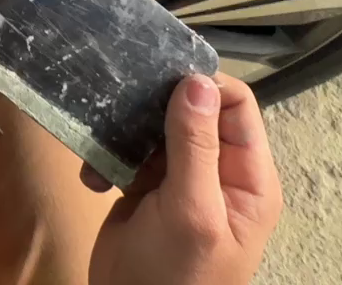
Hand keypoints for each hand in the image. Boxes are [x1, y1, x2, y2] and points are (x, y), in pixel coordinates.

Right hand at [85, 74, 282, 284]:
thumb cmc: (175, 276)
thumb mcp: (189, 210)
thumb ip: (194, 145)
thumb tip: (197, 79)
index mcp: (247, 178)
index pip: (235, 105)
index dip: (201, 84)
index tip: (159, 77)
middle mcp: (217, 171)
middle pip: (190, 107)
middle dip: (154, 103)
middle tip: (121, 101)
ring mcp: (179, 178)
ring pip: (154, 122)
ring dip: (125, 129)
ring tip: (102, 139)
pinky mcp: (145, 185)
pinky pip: (128, 148)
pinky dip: (107, 155)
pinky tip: (94, 177)